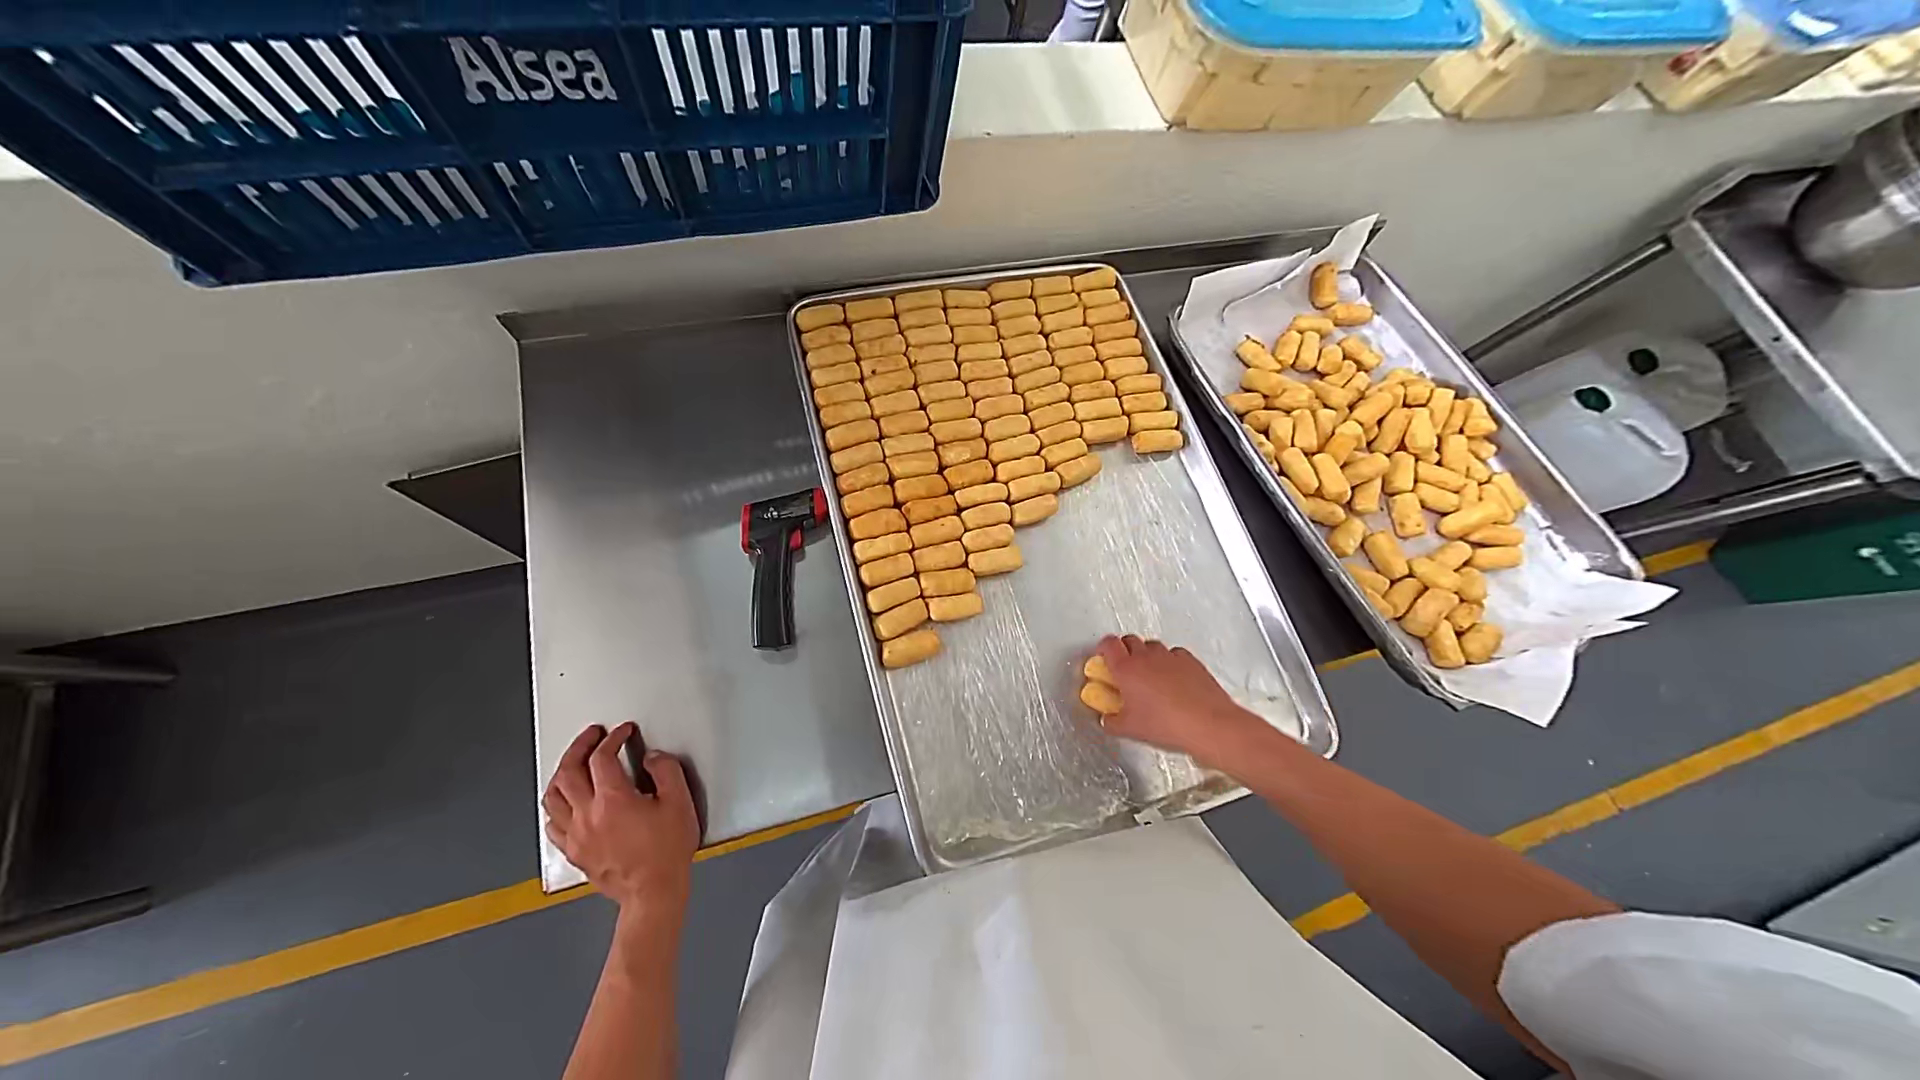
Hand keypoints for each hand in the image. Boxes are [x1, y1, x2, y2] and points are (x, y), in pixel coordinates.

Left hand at [544, 722, 699, 918]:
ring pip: (553, 796)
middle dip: (579, 746)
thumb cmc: (666, 853)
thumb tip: (652, 758)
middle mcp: (588, 815)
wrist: (653, 891)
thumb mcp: (679, 802)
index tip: (622, 732)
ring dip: (562, 772)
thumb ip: (666, 771)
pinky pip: (552, 823)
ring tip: (574, 763)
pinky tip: (564, 801)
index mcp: (613, 800)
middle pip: (569, 771)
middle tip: (591, 736)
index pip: (602, 757)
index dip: (613, 738)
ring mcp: (577, 835)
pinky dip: (555, 805)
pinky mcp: (575, 852)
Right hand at [1094, 635, 1271, 767]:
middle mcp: (1147, 657)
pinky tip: (1172, 679)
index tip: (1102, 658)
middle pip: (1129, 640)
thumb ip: (1112, 721)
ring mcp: (1170, 657)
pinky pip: (1174, 654)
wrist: (1208, 725)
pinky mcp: (1191, 661)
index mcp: (1126, 668)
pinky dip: (1170, 662)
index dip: (1103, 649)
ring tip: (1148, 675)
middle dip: (1124, 650)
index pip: (1108, 645)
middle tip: (1123, 668)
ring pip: (1152, 646)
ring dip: (1147, 656)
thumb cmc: (1169, 724)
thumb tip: (1109, 720)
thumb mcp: (1129, 729)